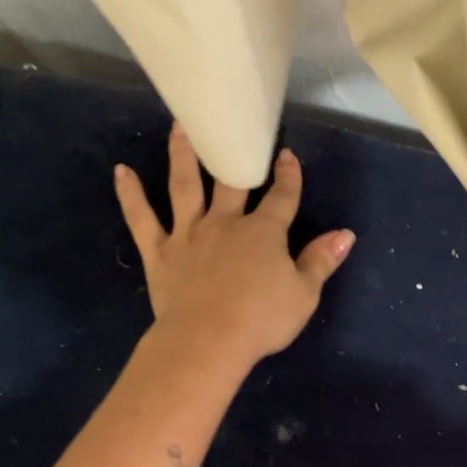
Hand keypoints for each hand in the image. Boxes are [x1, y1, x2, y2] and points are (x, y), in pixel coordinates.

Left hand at [115, 124, 354, 369]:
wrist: (208, 340)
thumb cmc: (262, 320)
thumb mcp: (304, 294)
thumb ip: (321, 261)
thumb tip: (345, 234)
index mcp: (264, 232)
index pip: (281, 198)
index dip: (288, 177)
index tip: (287, 156)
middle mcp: (225, 223)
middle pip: (231, 182)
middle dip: (235, 156)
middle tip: (232, 130)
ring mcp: (189, 233)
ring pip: (184, 186)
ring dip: (182, 155)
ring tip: (179, 126)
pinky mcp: (160, 252)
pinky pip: (142, 218)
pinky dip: (131, 194)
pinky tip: (121, 172)